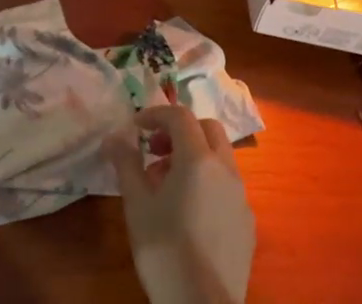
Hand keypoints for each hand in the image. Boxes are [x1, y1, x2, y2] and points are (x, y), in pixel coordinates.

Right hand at [105, 105, 255, 303]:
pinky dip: (206, 182)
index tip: (135, 129)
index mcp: (198, 160)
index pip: (180, 116)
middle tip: (154, 151)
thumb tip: (114, 137)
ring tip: (165, 185)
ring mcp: (242, 199)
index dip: (155, 114)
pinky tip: (187, 212)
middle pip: (208, 130)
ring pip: (220, 158)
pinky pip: (227, 187)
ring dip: (193, 156)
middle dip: (180, 131)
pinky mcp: (247, 224)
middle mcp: (226, 172)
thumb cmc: (164, 248)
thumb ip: (126, 162)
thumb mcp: (136, 202)